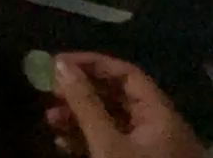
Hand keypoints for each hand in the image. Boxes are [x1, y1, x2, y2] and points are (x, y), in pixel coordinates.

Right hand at [46, 53, 204, 157]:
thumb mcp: (106, 145)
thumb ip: (84, 103)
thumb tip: (60, 64)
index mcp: (162, 119)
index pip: (127, 74)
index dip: (92, 64)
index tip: (57, 64)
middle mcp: (162, 131)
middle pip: (118, 97)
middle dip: (81, 92)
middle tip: (49, 91)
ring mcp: (153, 153)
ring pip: (112, 121)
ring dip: (79, 116)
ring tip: (50, 120)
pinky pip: (113, 143)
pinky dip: (88, 138)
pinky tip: (63, 144)